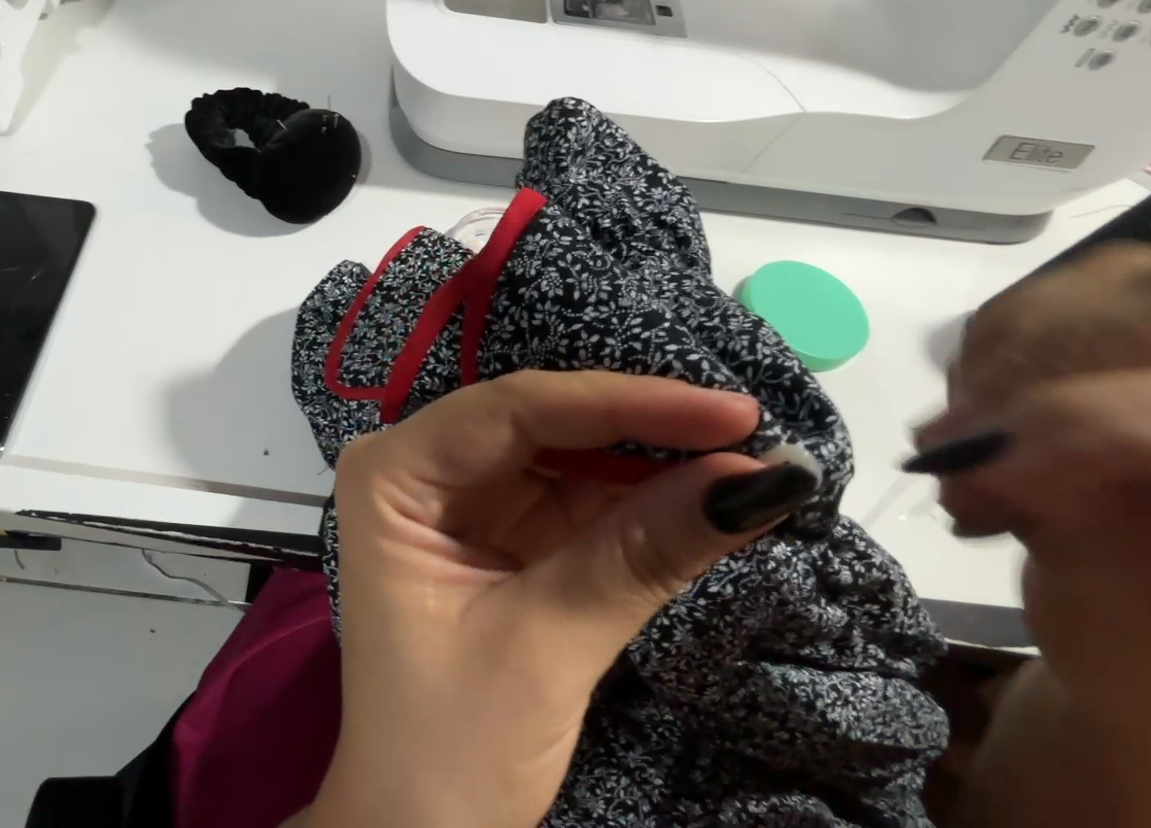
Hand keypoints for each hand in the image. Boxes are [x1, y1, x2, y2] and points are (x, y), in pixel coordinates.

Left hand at [300, 371, 819, 827]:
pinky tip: (701, 489)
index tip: (729, 413)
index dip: (625, 402)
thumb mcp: (545, 646)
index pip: (514, 409)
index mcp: (393, 475)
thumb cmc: (450, 748)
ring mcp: (462, 497)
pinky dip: (638, 497)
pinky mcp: (501, 531)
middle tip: (752, 432)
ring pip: (567, 451)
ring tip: (746, 459)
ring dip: (651, 458)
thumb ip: (642, 553)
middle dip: (644, 426)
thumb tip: (758, 480)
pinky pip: (576, 494)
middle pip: (543, 421)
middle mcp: (420, 467)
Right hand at [913, 247, 1150, 788]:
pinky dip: (991, 361)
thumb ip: (1085, 537)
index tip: (971, 468)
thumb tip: (989, 451)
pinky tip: (980, 434)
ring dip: (1002, 365)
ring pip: (1110, 286)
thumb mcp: (1140, 640)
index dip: (1101, 424)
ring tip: (965, 460)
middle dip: (1040, 366)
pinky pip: (1060, 305)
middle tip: (957, 456)